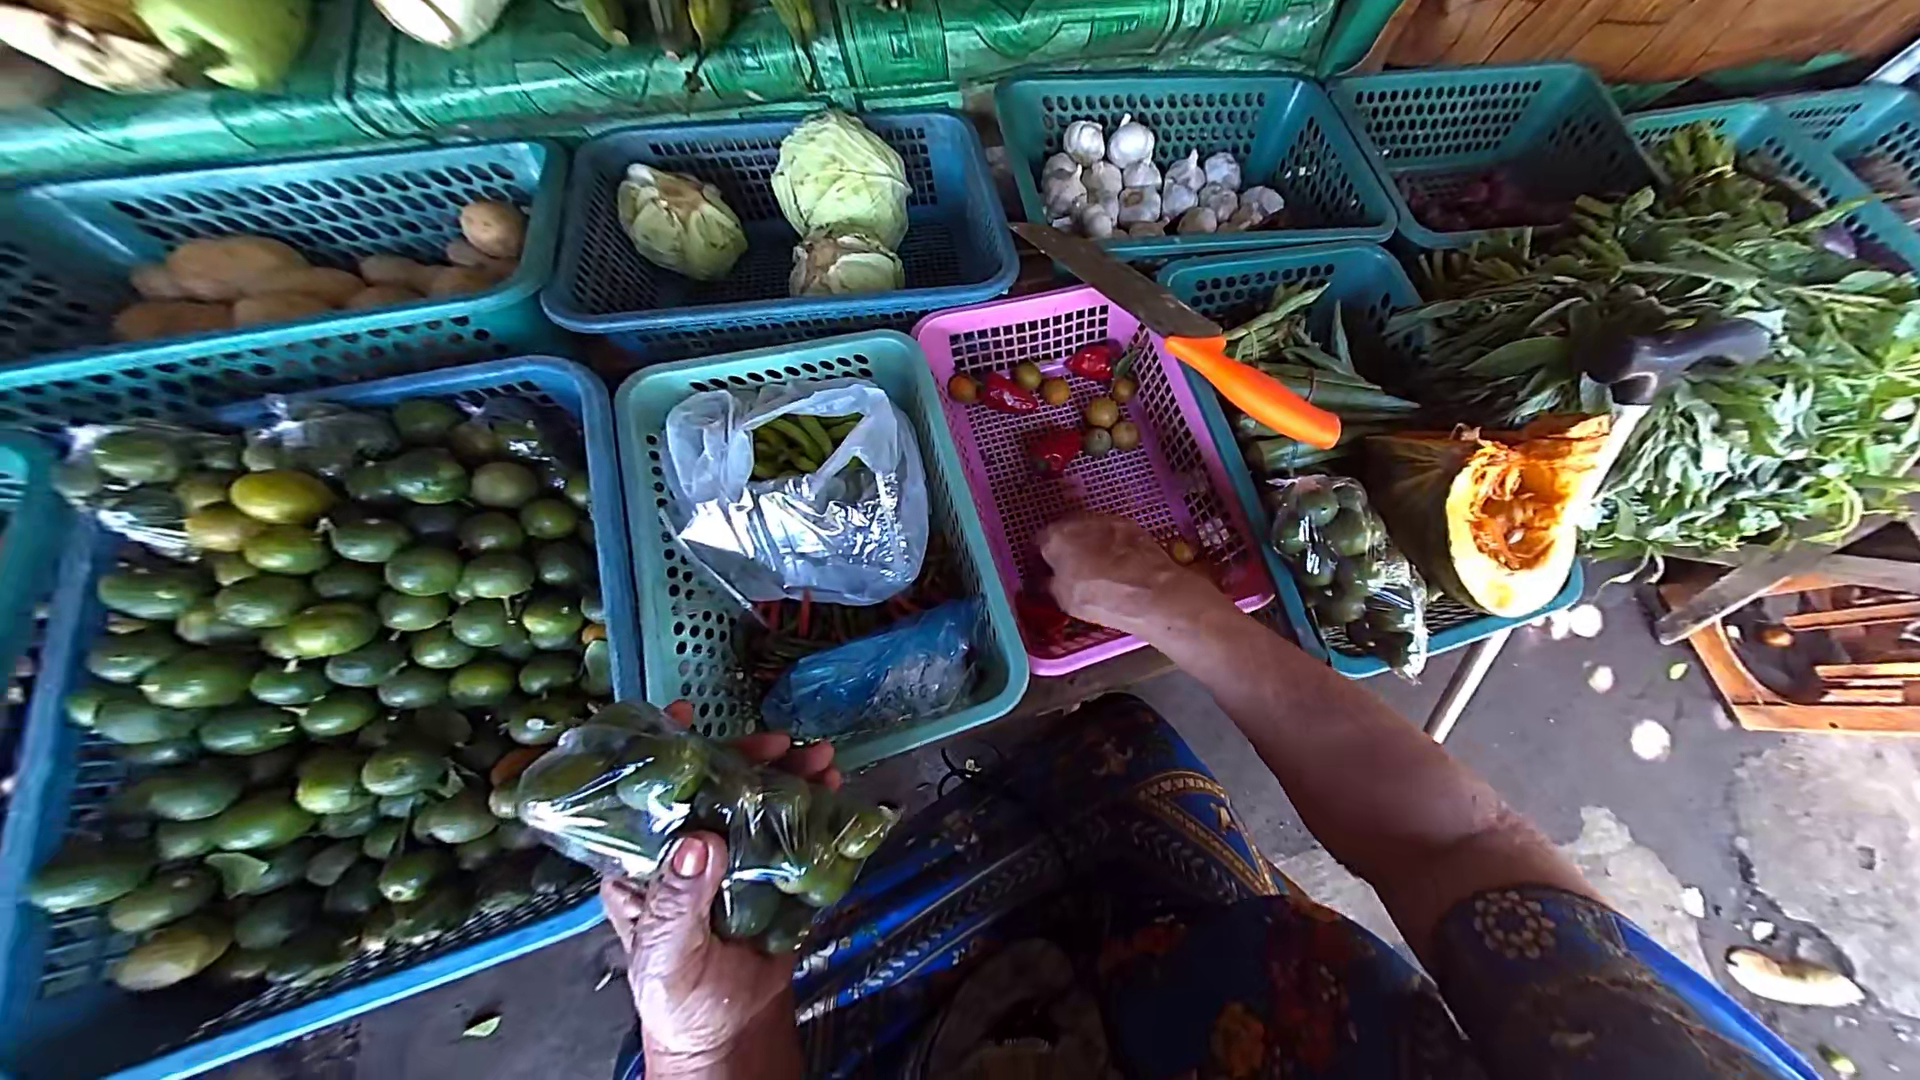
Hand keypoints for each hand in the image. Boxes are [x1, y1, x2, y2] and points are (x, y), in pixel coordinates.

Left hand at [599, 703, 835, 1078]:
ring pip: (757, 796)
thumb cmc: (682, 1001)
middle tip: (781, 742)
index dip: (660, 749)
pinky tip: (832, 785)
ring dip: (789, 772)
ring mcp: (733, 851)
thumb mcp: (666, 958)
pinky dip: (812, 799)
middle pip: (716, 783)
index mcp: (646, 860)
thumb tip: (701, 839)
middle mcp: (689, 844)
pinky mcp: (770, 864)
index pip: (647, 793)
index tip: (683, 715)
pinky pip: (790, 823)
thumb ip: (676, 905)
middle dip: (749, 754)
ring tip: (822, 757)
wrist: (734, 1033)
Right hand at [1037, 515, 1226, 637]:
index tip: (1045, 570)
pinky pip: (1111, 533)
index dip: (1040, 557)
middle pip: (1064, 531)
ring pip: (1089, 529)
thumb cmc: (1098, 597)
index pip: (1038, 542)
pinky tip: (1117, 562)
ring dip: (1088, 542)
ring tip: (1095, 564)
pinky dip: (1110, 544)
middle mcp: (1077, 520)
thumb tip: (1043, 580)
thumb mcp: (1062, 599)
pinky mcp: (1131, 524)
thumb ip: (1048, 583)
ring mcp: (1106, 520)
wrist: (1150, 593)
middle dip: (1065, 545)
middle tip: (1070, 567)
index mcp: (1054, 537)